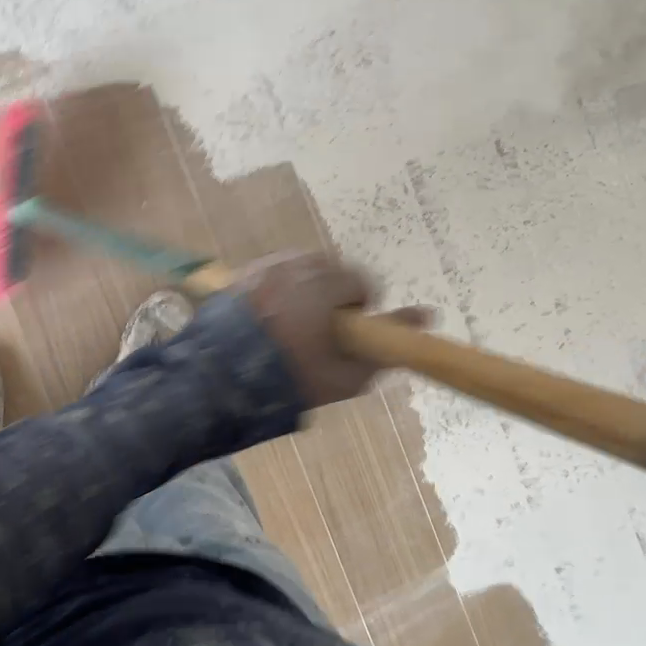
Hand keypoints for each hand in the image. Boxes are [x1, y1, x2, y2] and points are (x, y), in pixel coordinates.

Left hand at [230, 252, 434, 408]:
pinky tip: (269, 317)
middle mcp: (292, 266)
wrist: (218, 380)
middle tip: (320, 331)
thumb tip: (427, 314)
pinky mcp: (238, 273)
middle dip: (332, 294)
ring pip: (300, 268)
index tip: (346, 334)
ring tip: (294, 324)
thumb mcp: (347, 373)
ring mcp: (261, 266)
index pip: (360, 282)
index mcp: (322, 285)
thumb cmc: (290, 379)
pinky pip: (272, 273)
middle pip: (330, 269)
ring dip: (306, 288)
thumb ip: (389, 344)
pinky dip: (278, 288)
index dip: (359, 310)